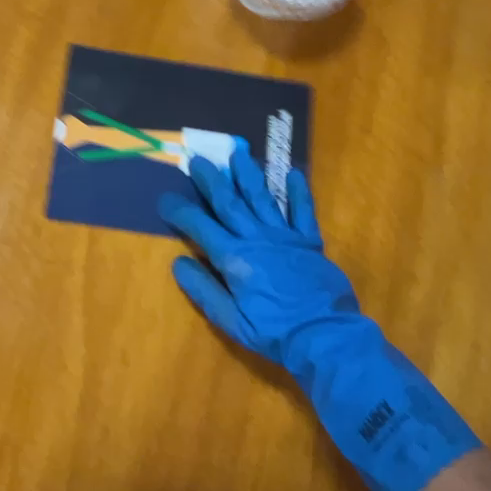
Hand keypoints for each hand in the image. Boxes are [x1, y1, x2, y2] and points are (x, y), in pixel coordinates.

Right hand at [158, 144, 480, 490]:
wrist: (325, 336)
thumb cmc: (272, 332)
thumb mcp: (230, 319)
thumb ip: (204, 289)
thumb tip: (180, 263)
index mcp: (234, 258)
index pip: (200, 226)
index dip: (180, 211)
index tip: (165, 199)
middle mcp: (257, 238)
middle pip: (230, 202)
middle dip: (212, 180)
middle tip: (200, 159)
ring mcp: (285, 237)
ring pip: (263, 198)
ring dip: (250, 175)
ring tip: (239, 153)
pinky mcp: (310, 242)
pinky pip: (303, 211)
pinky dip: (298, 192)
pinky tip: (293, 173)